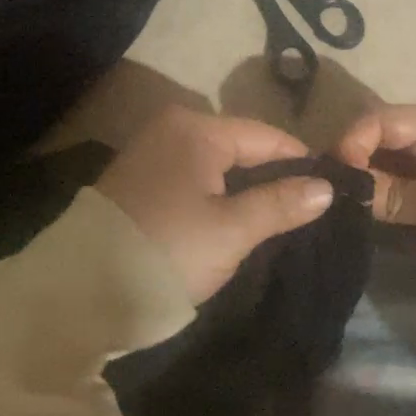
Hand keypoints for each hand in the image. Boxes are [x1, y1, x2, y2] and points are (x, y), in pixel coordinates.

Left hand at [97, 106, 334, 301]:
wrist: (85, 289)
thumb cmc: (169, 250)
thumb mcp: (232, 230)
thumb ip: (280, 204)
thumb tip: (327, 187)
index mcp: (196, 128)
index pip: (266, 137)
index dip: (300, 163)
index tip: (330, 190)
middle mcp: (171, 126)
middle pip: (240, 146)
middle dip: (271, 175)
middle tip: (305, 208)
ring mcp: (150, 150)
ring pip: (216, 162)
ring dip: (242, 186)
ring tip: (274, 217)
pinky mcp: (137, 176)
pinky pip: (192, 175)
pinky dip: (214, 192)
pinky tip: (231, 217)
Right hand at [336, 104, 415, 313]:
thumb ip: (397, 194)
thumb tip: (339, 185)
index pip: (383, 120)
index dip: (353, 142)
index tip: (332, 178)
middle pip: (371, 140)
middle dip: (345, 162)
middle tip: (318, 194)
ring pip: (370, 167)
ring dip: (350, 185)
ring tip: (322, 207)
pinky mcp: (414, 203)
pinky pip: (378, 194)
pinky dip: (360, 204)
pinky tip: (338, 217)